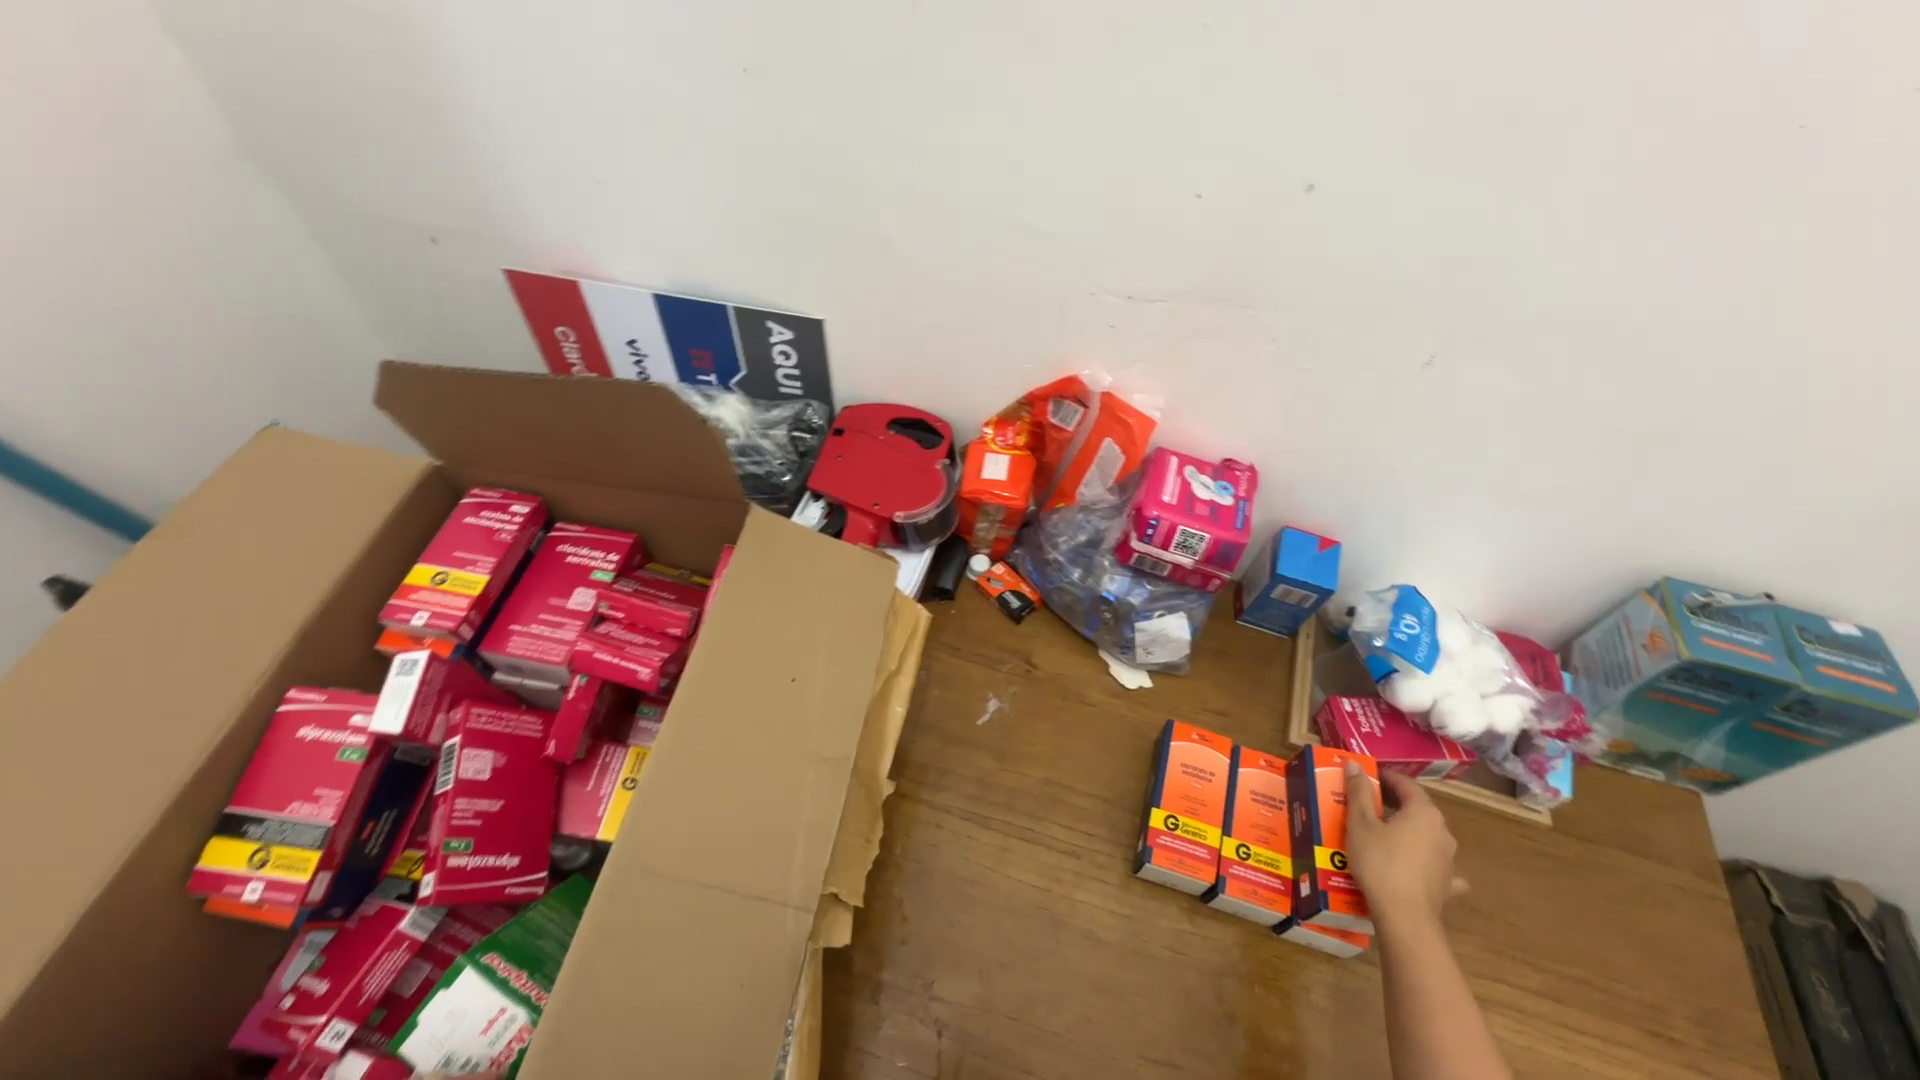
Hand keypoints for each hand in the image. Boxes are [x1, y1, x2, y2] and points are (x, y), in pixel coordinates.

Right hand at [1344, 762, 1466, 929]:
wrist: (1405, 916)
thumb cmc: (1380, 863)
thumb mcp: (1360, 824)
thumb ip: (1358, 792)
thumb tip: (1354, 763)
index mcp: (1423, 812)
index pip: (1405, 784)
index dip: (1384, 777)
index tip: (1365, 777)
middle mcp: (1442, 830)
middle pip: (1417, 808)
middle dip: (1393, 803)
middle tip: (1366, 803)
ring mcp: (1448, 857)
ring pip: (1426, 835)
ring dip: (1408, 830)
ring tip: (1384, 834)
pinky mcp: (1447, 882)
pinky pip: (1435, 864)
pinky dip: (1425, 861)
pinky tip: (1422, 868)